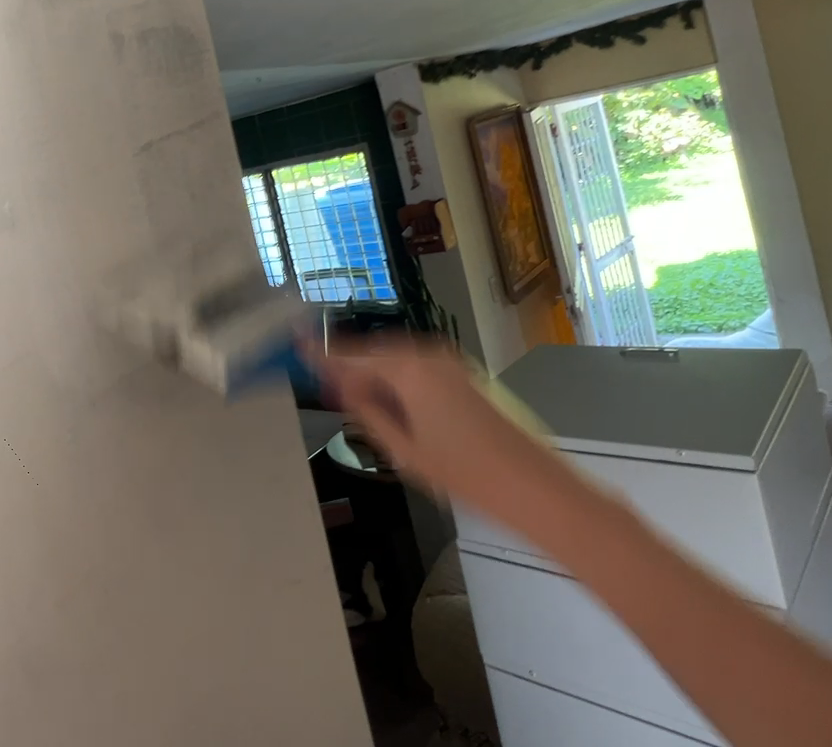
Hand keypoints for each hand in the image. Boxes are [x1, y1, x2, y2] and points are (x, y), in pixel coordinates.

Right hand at [304, 336, 571, 526]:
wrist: (534, 487)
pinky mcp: (465, 377)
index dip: (322, 353)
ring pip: (396, 362)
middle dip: (351, 369)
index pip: (352, 355)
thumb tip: (344, 390)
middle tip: (331, 391)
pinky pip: (417, 370)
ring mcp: (451, 364)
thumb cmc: (463, 473)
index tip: (297, 345)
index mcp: (408, 369)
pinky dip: (398, 382)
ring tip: (360, 405)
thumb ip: (367, 412)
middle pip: (375, 354)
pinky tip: (394, 408)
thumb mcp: (401, 449)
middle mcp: (429, 356)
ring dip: (375, 378)